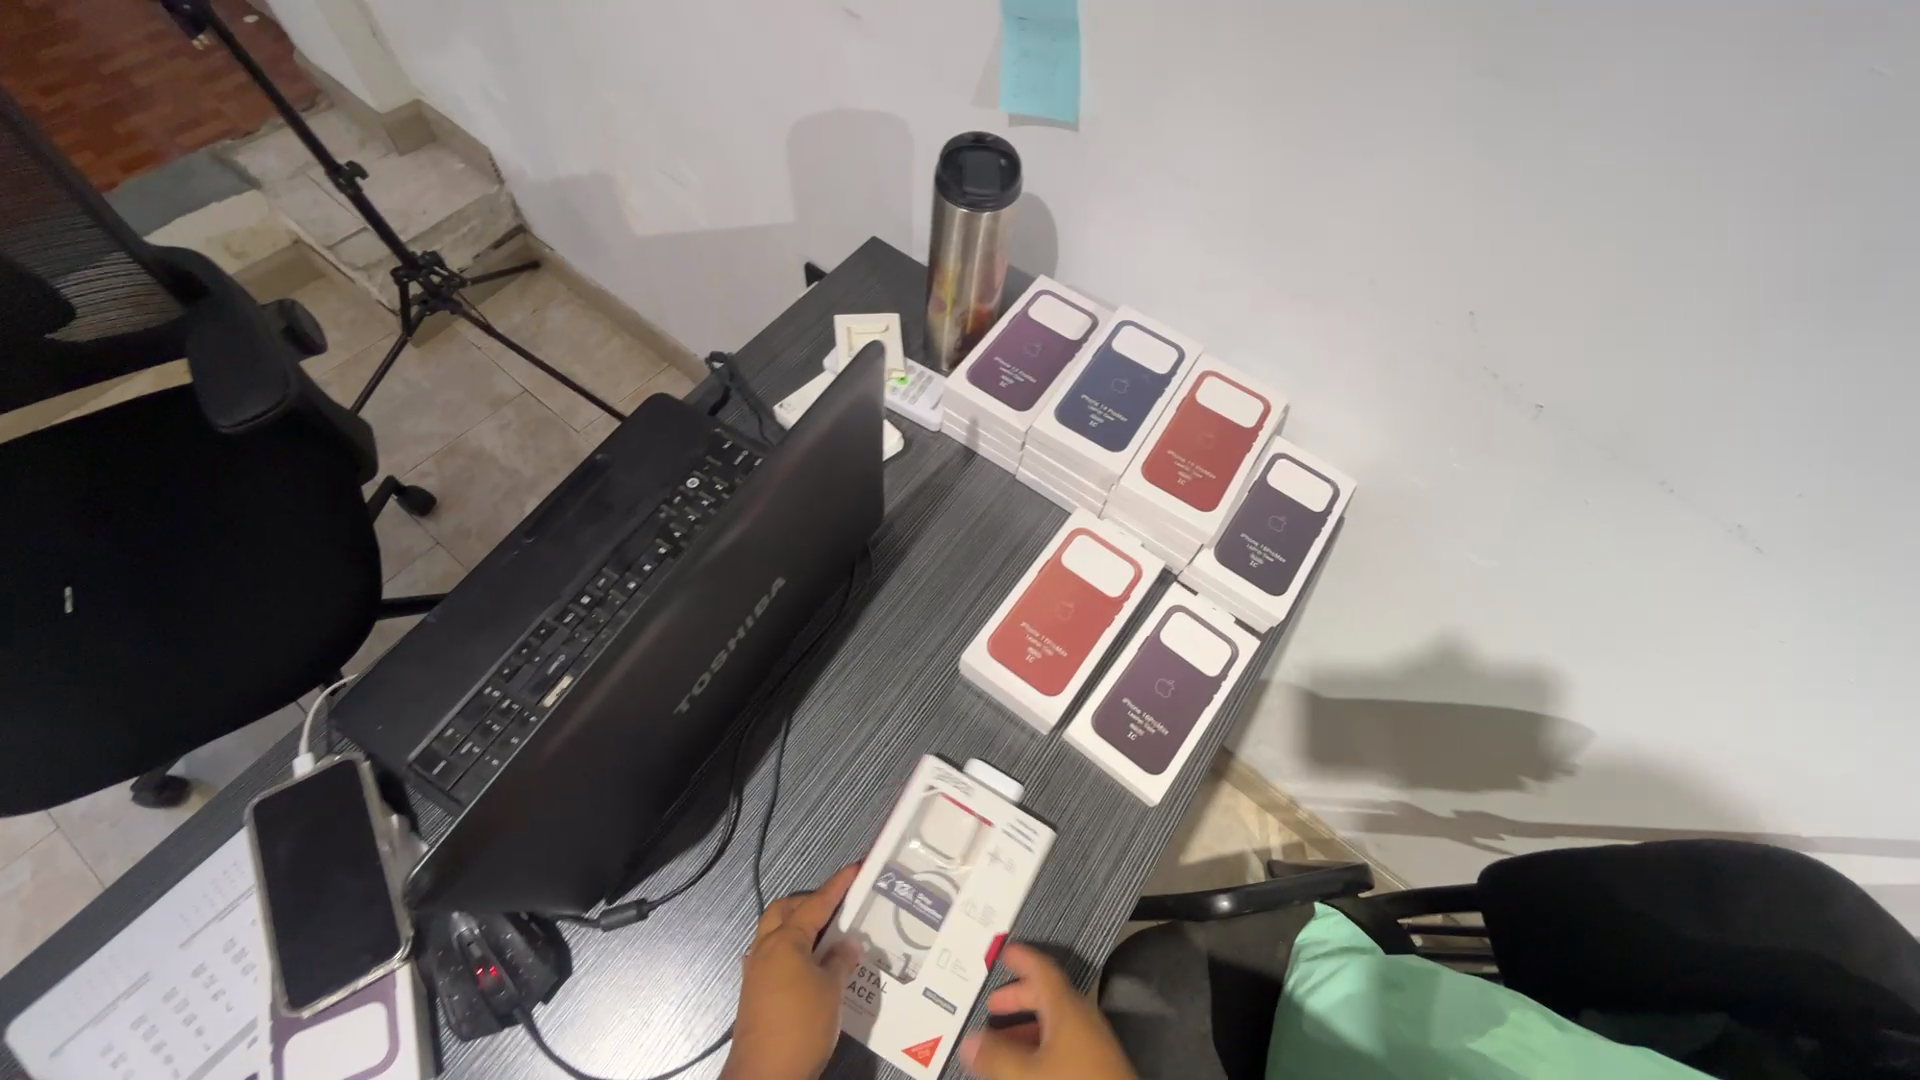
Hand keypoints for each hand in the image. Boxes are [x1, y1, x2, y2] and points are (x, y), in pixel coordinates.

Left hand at [721, 863, 861, 1079]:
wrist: (764, 1077)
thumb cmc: (801, 1027)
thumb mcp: (831, 991)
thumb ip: (840, 961)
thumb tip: (846, 945)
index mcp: (786, 940)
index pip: (816, 903)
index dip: (838, 885)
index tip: (856, 869)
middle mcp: (765, 947)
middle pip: (785, 910)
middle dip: (810, 901)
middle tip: (838, 905)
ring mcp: (756, 970)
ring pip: (776, 932)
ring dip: (799, 925)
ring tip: (828, 934)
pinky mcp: (754, 991)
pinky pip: (773, 955)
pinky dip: (792, 949)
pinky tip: (810, 964)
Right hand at [960, 944, 1136, 1079]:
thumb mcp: (1027, 1071)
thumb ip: (996, 1055)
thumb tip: (970, 1041)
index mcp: (1066, 1006)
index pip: (1042, 968)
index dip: (1022, 957)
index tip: (1005, 951)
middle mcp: (1081, 1015)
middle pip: (1046, 993)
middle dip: (1018, 996)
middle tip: (994, 1003)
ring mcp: (1092, 1038)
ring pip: (1054, 1020)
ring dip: (1028, 1024)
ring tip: (1004, 1039)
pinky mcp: (1097, 1061)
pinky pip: (1064, 1039)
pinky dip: (1041, 1041)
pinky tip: (1028, 1062)